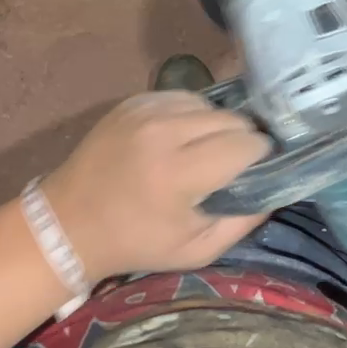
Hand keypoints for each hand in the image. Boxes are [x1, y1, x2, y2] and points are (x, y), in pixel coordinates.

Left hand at [38, 91, 270, 279]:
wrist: (68, 224)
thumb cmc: (136, 243)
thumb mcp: (196, 250)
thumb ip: (244, 221)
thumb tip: (278, 190)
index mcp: (177, 174)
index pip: (244, 144)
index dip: (259, 155)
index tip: (258, 168)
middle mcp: (163, 133)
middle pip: (232, 120)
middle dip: (243, 138)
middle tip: (235, 161)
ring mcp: (146, 111)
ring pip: (211, 105)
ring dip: (218, 125)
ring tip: (207, 149)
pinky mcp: (134, 101)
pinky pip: (184, 97)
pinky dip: (193, 115)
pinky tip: (183, 136)